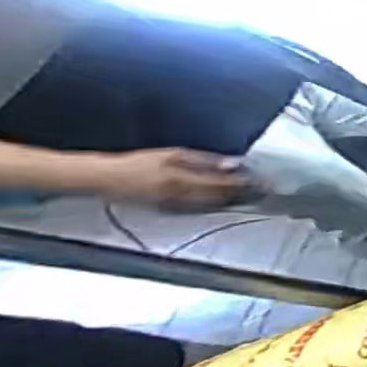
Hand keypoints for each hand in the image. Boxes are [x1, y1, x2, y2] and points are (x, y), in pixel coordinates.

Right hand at [89, 148, 248, 211]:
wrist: (103, 178)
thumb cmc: (140, 162)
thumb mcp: (175, 154)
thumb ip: (206, 160)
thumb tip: (235, 163)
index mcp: (182, 180)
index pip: (223, 184)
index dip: (244, 182)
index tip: (263, 179)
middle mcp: (180, 196)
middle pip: (221, 197)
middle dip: (243, 193)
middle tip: (264, 189)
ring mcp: (173, 206)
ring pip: (213, 206)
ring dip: (233, 201)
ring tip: (251, 195)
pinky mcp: (168, 211)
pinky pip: (199, 211)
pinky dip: (216, 206)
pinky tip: (227, 201)